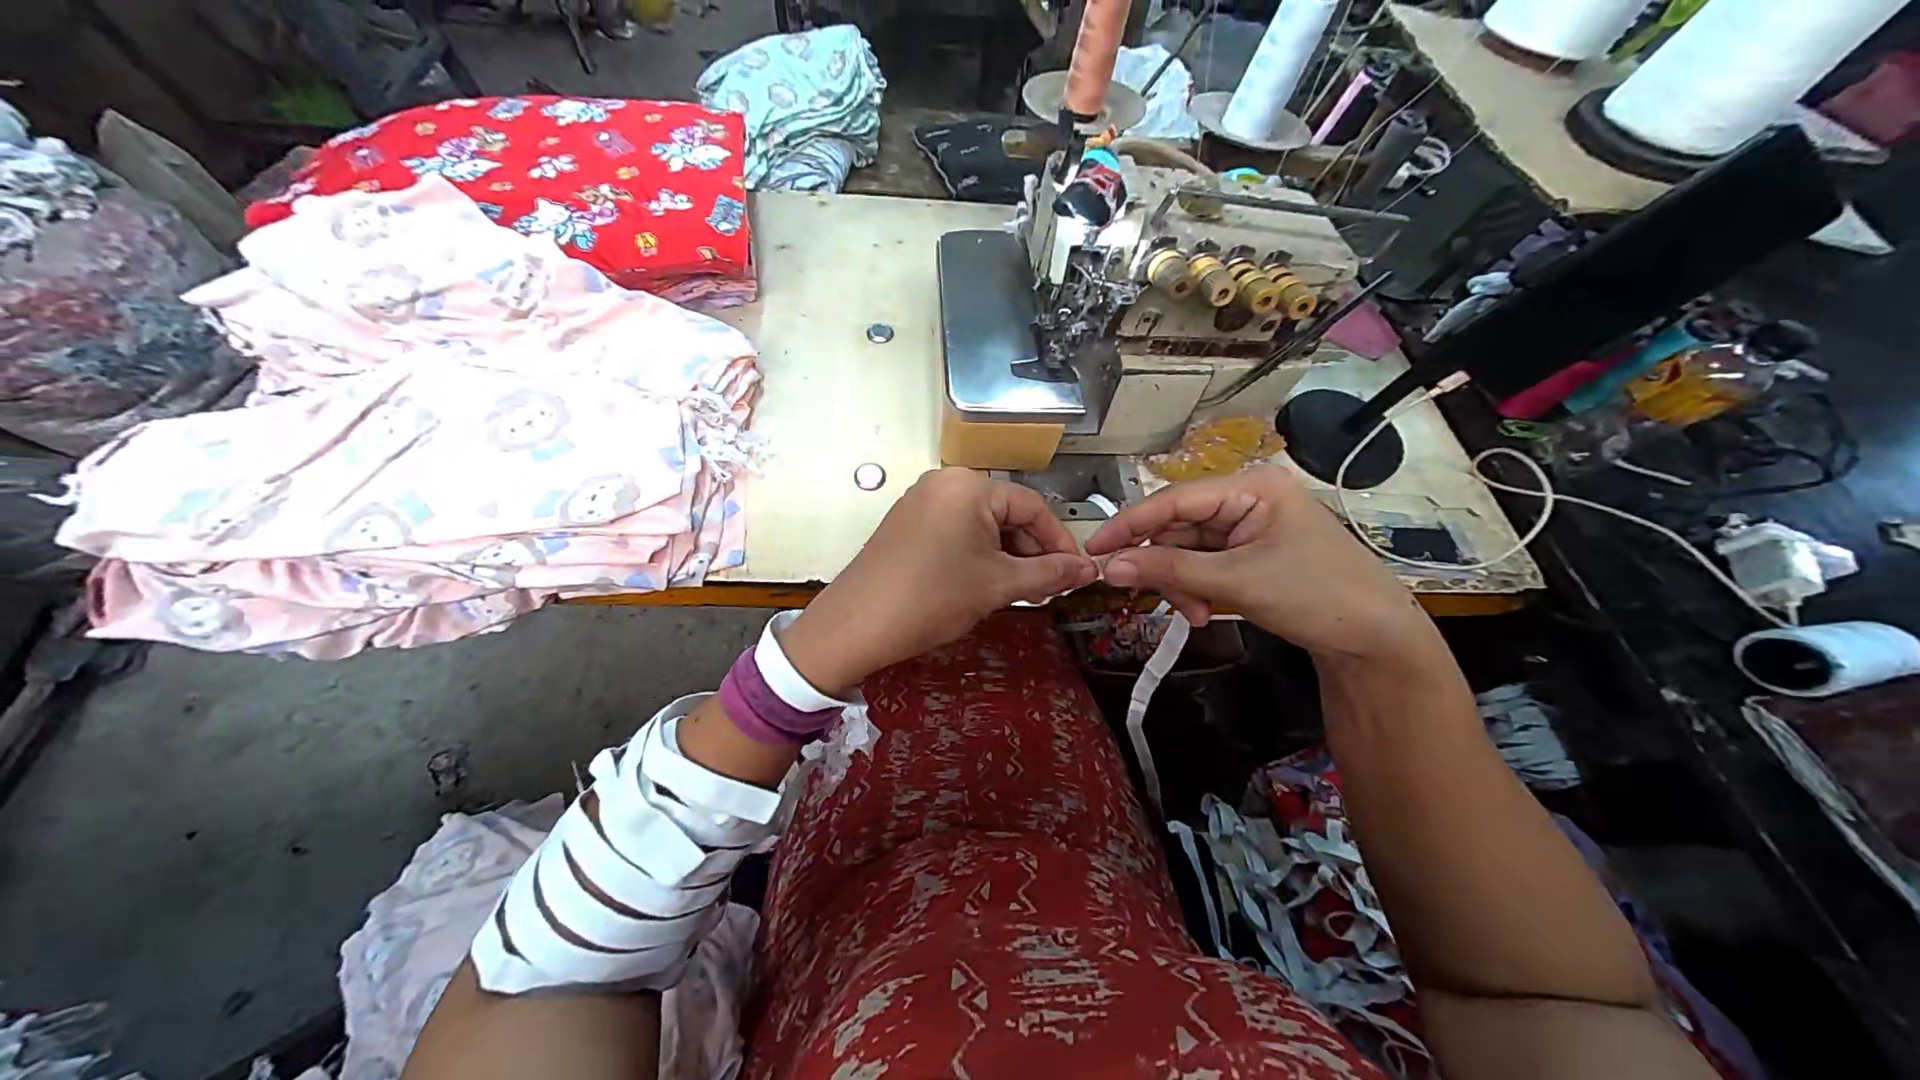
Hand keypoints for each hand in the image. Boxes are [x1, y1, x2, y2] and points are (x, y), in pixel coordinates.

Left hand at [781, 468, 1096, 692]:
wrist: (856, 625)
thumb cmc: (931, 598)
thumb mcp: (998, 586)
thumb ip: (1050, 574)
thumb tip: (1088, 570)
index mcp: (969, 486)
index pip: (1033, 506)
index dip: (1059, 542)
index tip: (1075, 573)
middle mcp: (943, 483)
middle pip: (1006, 513)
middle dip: (1031, 552)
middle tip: (1046, 589)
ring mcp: (921, 501)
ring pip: (981, 525)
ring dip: (1005, 557)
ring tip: (1018, 592)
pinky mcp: (907, 523)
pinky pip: (956, 531)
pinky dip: (977, 555)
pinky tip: (984, 584)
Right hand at [1084, 465, 1437, 660]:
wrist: (1377, 640)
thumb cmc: (1319, 596)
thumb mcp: (1237, 582)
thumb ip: (1169, 571)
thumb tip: (1109, 566)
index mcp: (1251, 486)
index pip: (1173, 499)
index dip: (1129, 525)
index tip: (1094, 548)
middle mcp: (1246, 499)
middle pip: (1177, 527)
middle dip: (1163, 567)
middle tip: (1154, 600)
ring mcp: (1248, 527)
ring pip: (1185, 550)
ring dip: (1179, 584)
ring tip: (1193, 614)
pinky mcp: (1248, 552)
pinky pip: (1202, 565)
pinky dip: (1194, 589)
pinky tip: (1202, 611)